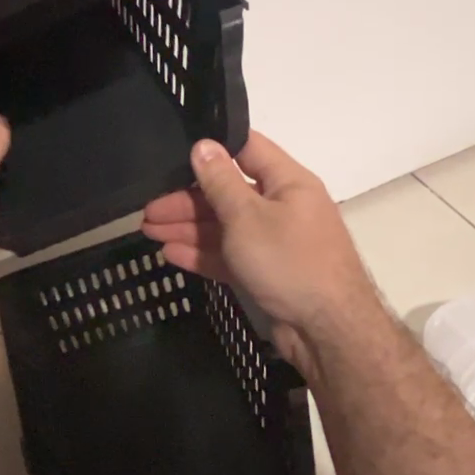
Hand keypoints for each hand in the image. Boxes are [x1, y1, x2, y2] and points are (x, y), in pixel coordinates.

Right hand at [141, 132, 385, 361]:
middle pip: (227, 192)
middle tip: (148, 209)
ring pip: (223, 226)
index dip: (212, 148)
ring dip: (187, 227)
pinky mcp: (264, 272)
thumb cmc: (289, 260)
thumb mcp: (247, 216)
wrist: (326, 330)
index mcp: (287, 182)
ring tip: (147, 230)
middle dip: (186, 199)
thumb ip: (220, 181)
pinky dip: (201, 253)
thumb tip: (203, 144)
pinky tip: (170, 253)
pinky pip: (228, 254)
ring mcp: (273, 241)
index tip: (174, 152)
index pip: (247, 149)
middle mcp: (281, 207)